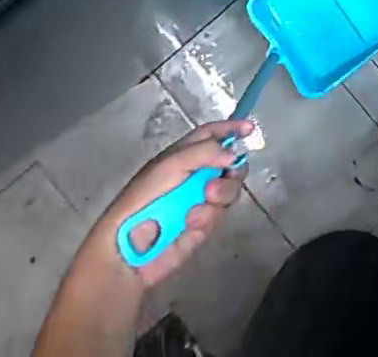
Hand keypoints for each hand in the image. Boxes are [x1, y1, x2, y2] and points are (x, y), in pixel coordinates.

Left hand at [80, 120, 253, 287]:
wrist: (127, 249)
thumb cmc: (144, 197)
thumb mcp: (171, 165)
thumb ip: (204, 153)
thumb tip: (234, 154)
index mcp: (183, 155)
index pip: (211, 135)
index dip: (231, 129)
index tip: (250, 128)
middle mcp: (196, 175)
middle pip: (229, 164)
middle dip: (234, 168)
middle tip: (230, 173)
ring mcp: (201, 201)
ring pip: (230, 190)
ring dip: (222, 192)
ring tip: (207, 197)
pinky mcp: (203, 227)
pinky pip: (219, 215)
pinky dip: (208, 216)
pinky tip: (192, 221)